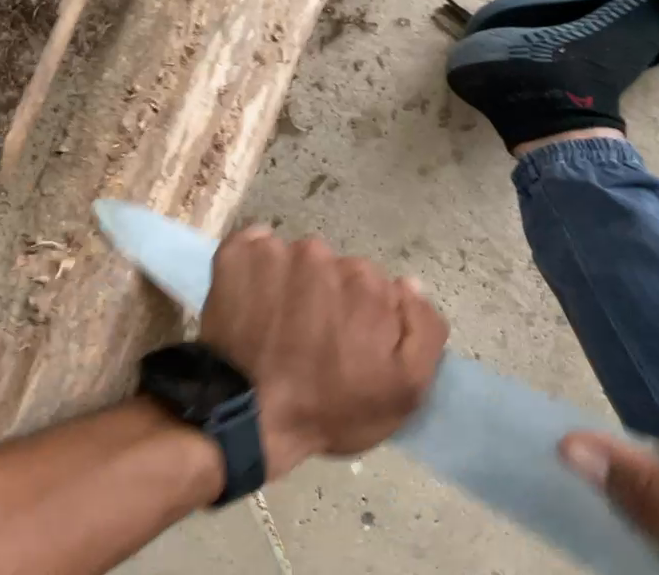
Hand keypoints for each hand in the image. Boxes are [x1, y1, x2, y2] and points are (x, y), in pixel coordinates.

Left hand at [199, 226, 447, 479]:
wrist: (251, 413)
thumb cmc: (331, 407)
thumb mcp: (406, 389)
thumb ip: (423, 330)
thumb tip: (409, 285)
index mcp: (366, 281)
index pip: (373, 285)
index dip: (363, 315)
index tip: (348, 343)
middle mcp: (320, 255)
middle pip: (332, 269)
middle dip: (327, 296)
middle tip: (311, 338)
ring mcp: (272, 252)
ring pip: (293, 260)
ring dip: (290, 284)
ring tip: (279, 324)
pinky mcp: (234, 255)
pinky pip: (252, 246)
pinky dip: (254, 267)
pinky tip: (252, 298)